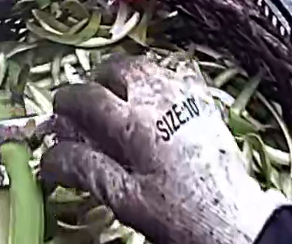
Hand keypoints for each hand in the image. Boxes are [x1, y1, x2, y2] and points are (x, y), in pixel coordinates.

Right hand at [42, 56, 287, 243]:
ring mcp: (182, 94)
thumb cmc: (183, 217)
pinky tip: (153, 99)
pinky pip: (172, 72)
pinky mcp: (203, 100)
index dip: (67, 102)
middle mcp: (156, 96)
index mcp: (133, 121)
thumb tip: (51, 156)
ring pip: (143, 65)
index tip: (58, 114)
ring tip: (117, 97)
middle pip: (115, 69)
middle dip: (96, 81)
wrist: (239, 225)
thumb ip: (86, 169)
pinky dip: (154, 77)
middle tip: (87, 104)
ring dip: (124, 75)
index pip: (87, 97)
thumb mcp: (127, 200)